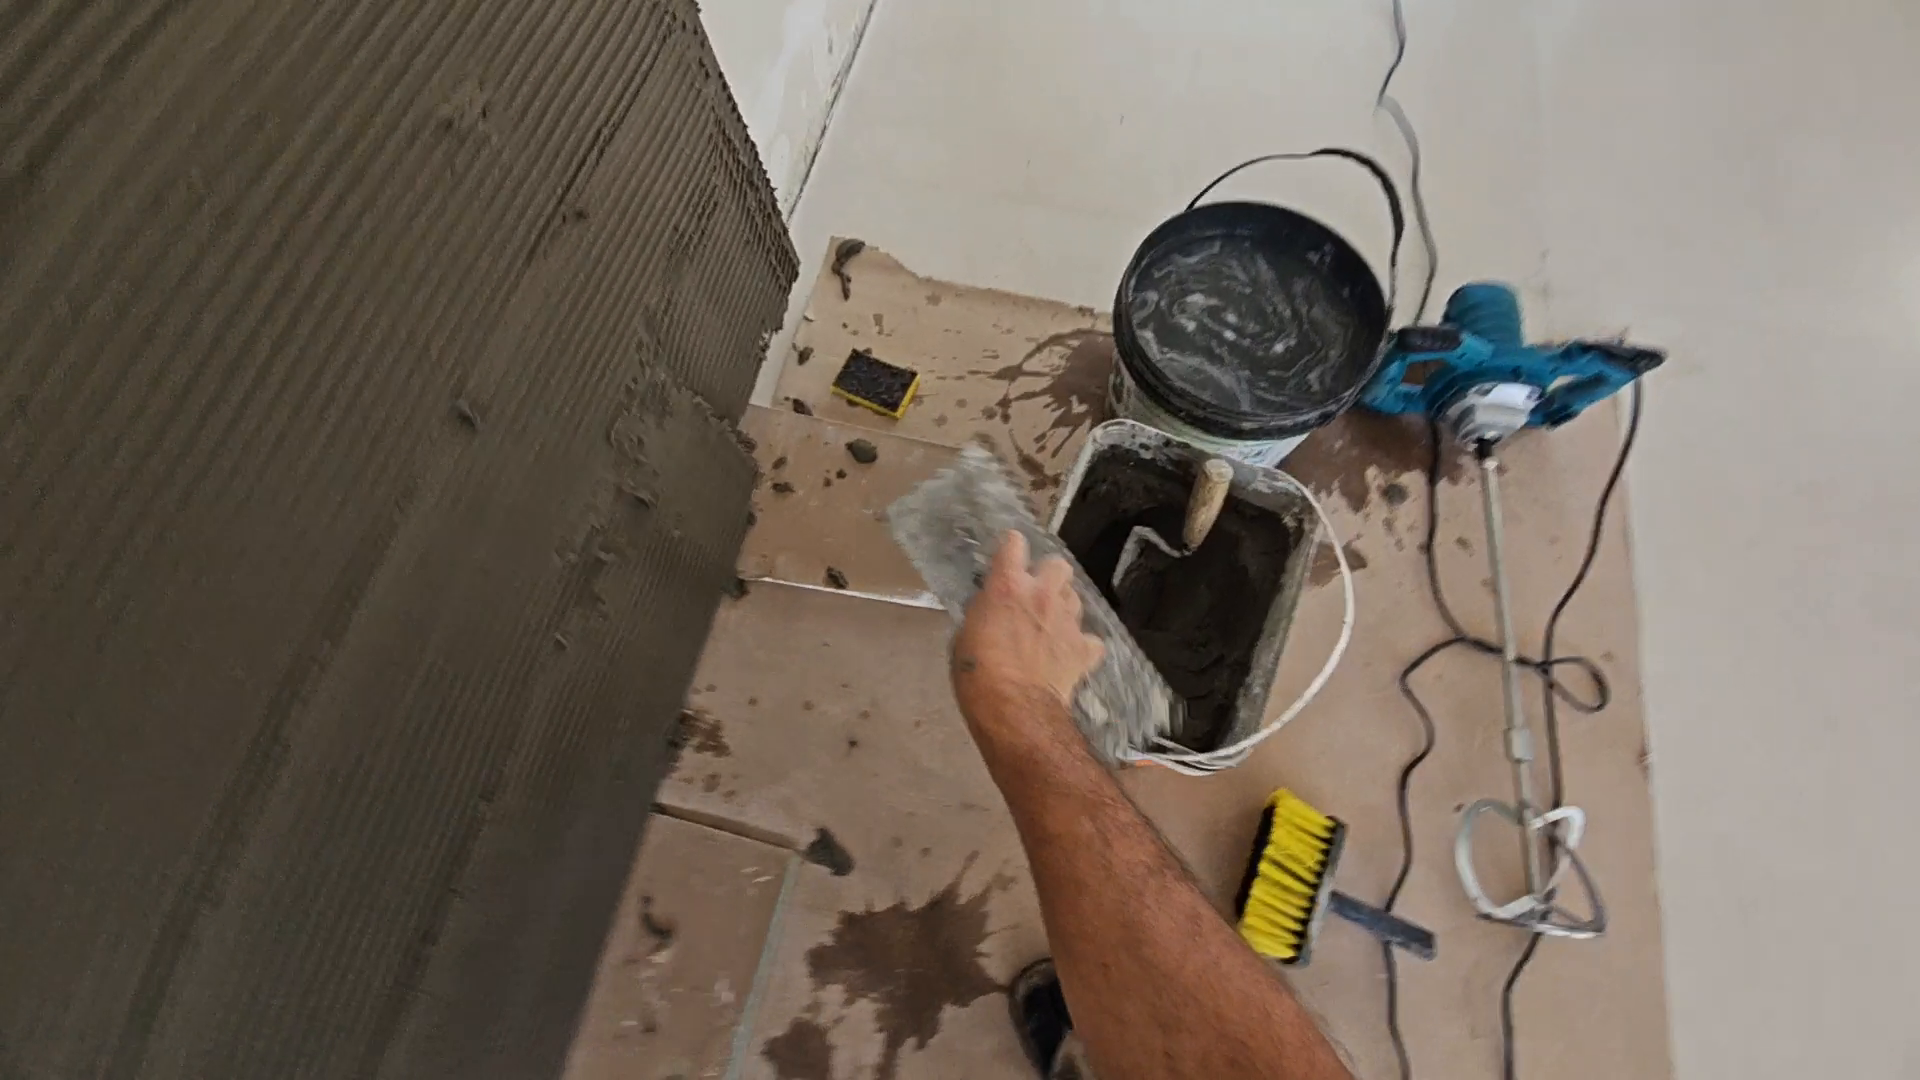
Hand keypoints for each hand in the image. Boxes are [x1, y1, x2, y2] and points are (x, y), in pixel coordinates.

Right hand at [951, 530, 1105, 731]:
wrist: (1013, 707)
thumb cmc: (976, 672)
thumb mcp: (966, 633)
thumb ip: (985, 612)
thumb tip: (992, 611)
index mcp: (1007, 585)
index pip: (1014, 543)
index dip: (1011, 548)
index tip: (1008, 557)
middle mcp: (1042, 594)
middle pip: (1058, 564)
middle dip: (1049, 574)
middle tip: (1036, 592)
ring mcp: (1067, 620)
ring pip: (1075, 597)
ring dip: (1063, 606)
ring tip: (1051, 625)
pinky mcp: (1084, 648)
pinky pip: (1091, 640)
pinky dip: (1082, 646)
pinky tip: (1071, 655)